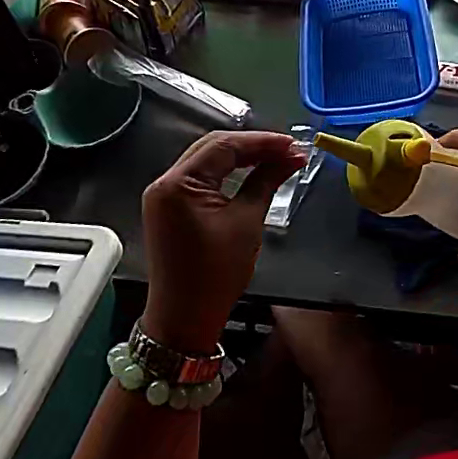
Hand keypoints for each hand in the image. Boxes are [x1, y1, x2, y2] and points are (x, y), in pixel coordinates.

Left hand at [141, 131, 303, 350]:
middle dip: (253, 146)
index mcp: (178, 185)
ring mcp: (164, 195)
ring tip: (277, 159)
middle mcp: (165, 183)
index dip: (261, 142)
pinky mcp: (170, 208)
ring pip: (208, 160)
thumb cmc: (216, 273)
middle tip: (289, 150)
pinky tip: (253, 172)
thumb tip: (291, 158)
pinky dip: (229, 173)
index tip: (292, 144)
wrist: (185, 317)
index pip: (223, 145)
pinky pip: (202, 178)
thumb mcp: (246, 222)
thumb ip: (266, 181)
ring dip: (242, 157)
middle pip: (213, 148)